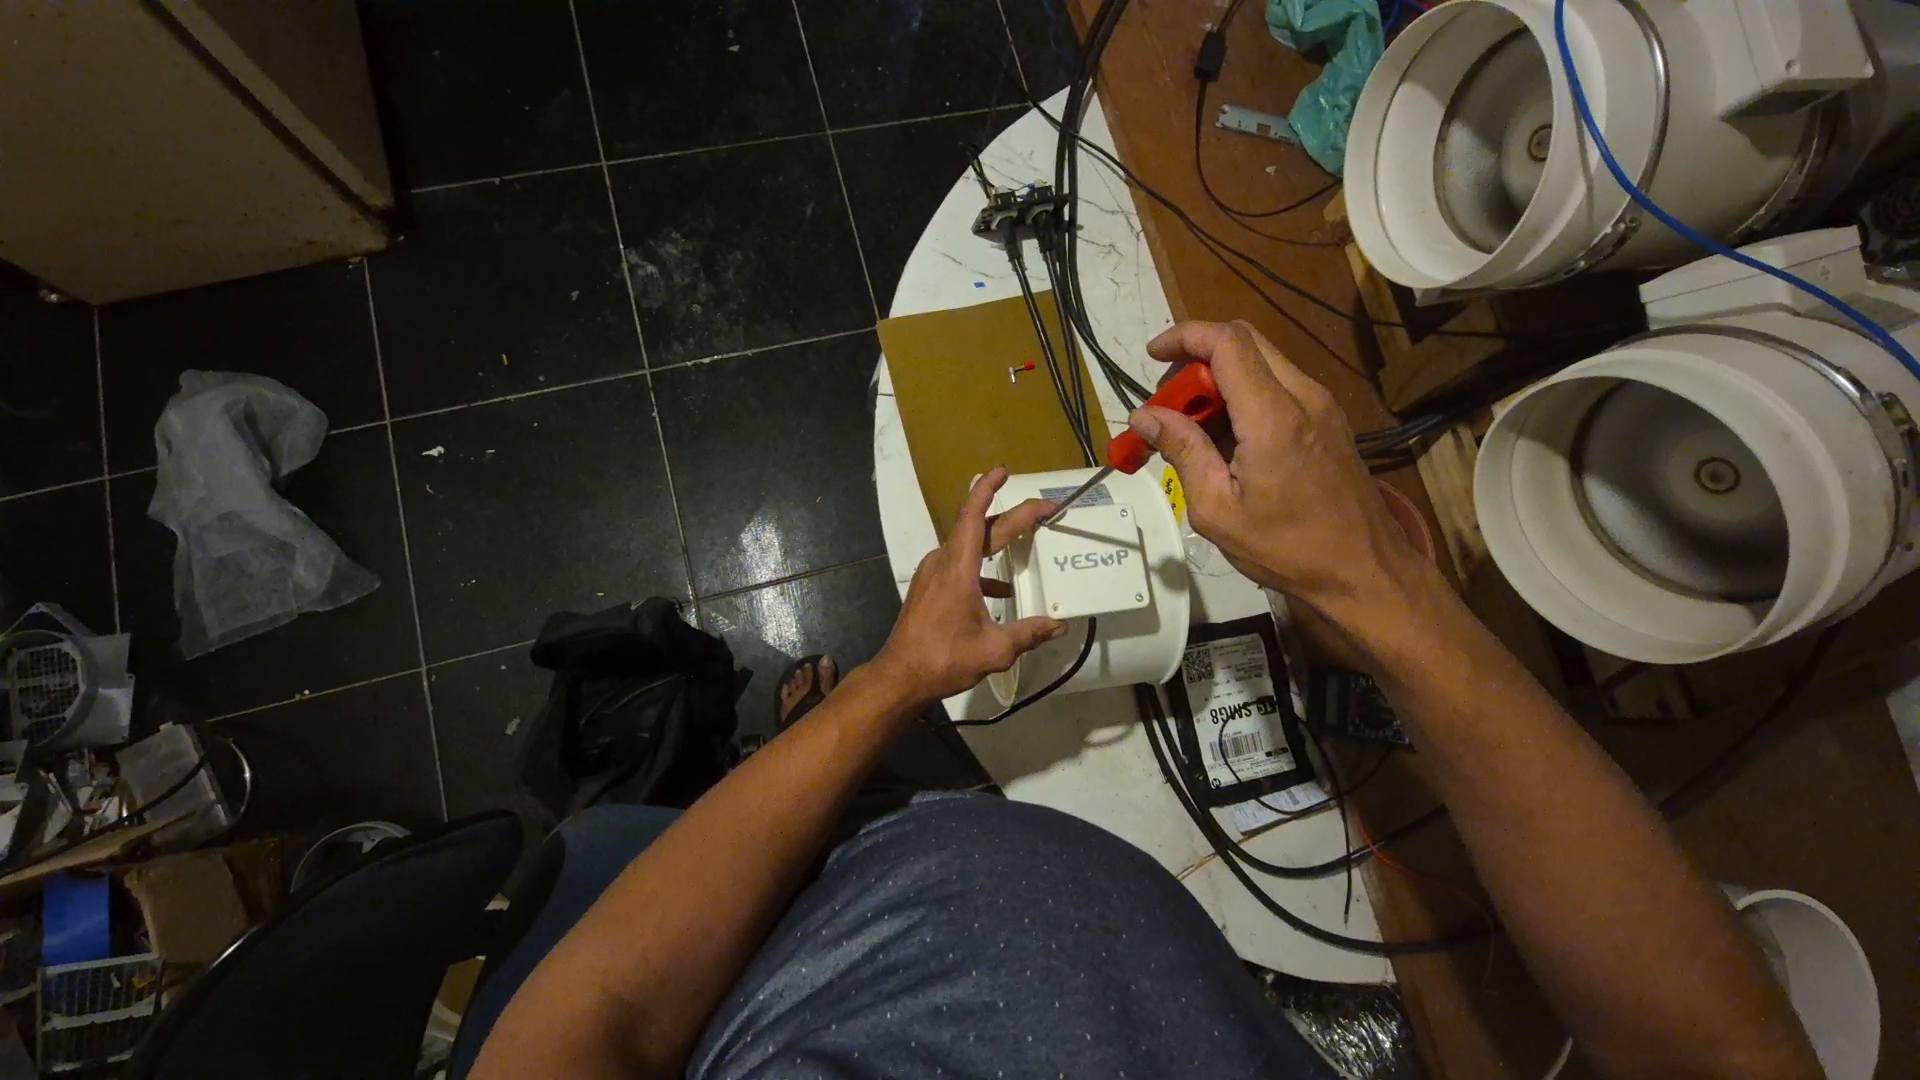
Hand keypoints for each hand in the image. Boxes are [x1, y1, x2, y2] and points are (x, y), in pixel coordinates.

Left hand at [872, 468, 1068, 704]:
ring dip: (998, 541)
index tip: (1003, 471)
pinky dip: (983, 570)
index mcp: (957, 568)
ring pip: (969, 546)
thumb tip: (1059, 626)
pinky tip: (1002, 591)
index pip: (973, 516)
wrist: (900, 677)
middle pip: (980, 529)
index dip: (988, 489)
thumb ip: (1029, 633)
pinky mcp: (929, 588)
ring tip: (1028, 541)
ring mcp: (932, 575)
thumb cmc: (944, 659)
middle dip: (1014, 517)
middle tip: (1045, 511)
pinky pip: (960, 566)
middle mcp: (942, 563)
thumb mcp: (994, 649)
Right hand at [1128, 321, 1432, 627]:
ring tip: (1190, 424)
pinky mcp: (1328, 420)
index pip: (1227, 343)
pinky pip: (1279, 385)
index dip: (1184, 336)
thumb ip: (1184, 452)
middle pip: (1245, 341)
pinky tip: (1225, 436)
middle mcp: (1303, 396)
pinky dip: (1243, 393)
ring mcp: (1322, 406)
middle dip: (1196, 358)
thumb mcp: (1217, 509)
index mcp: (1273, 417)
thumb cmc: (1286, 548)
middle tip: (1168, 402)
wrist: (1364, 571)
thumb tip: (1145, 416)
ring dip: (1219, 377)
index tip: (1152, 354)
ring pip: (1263, 361)